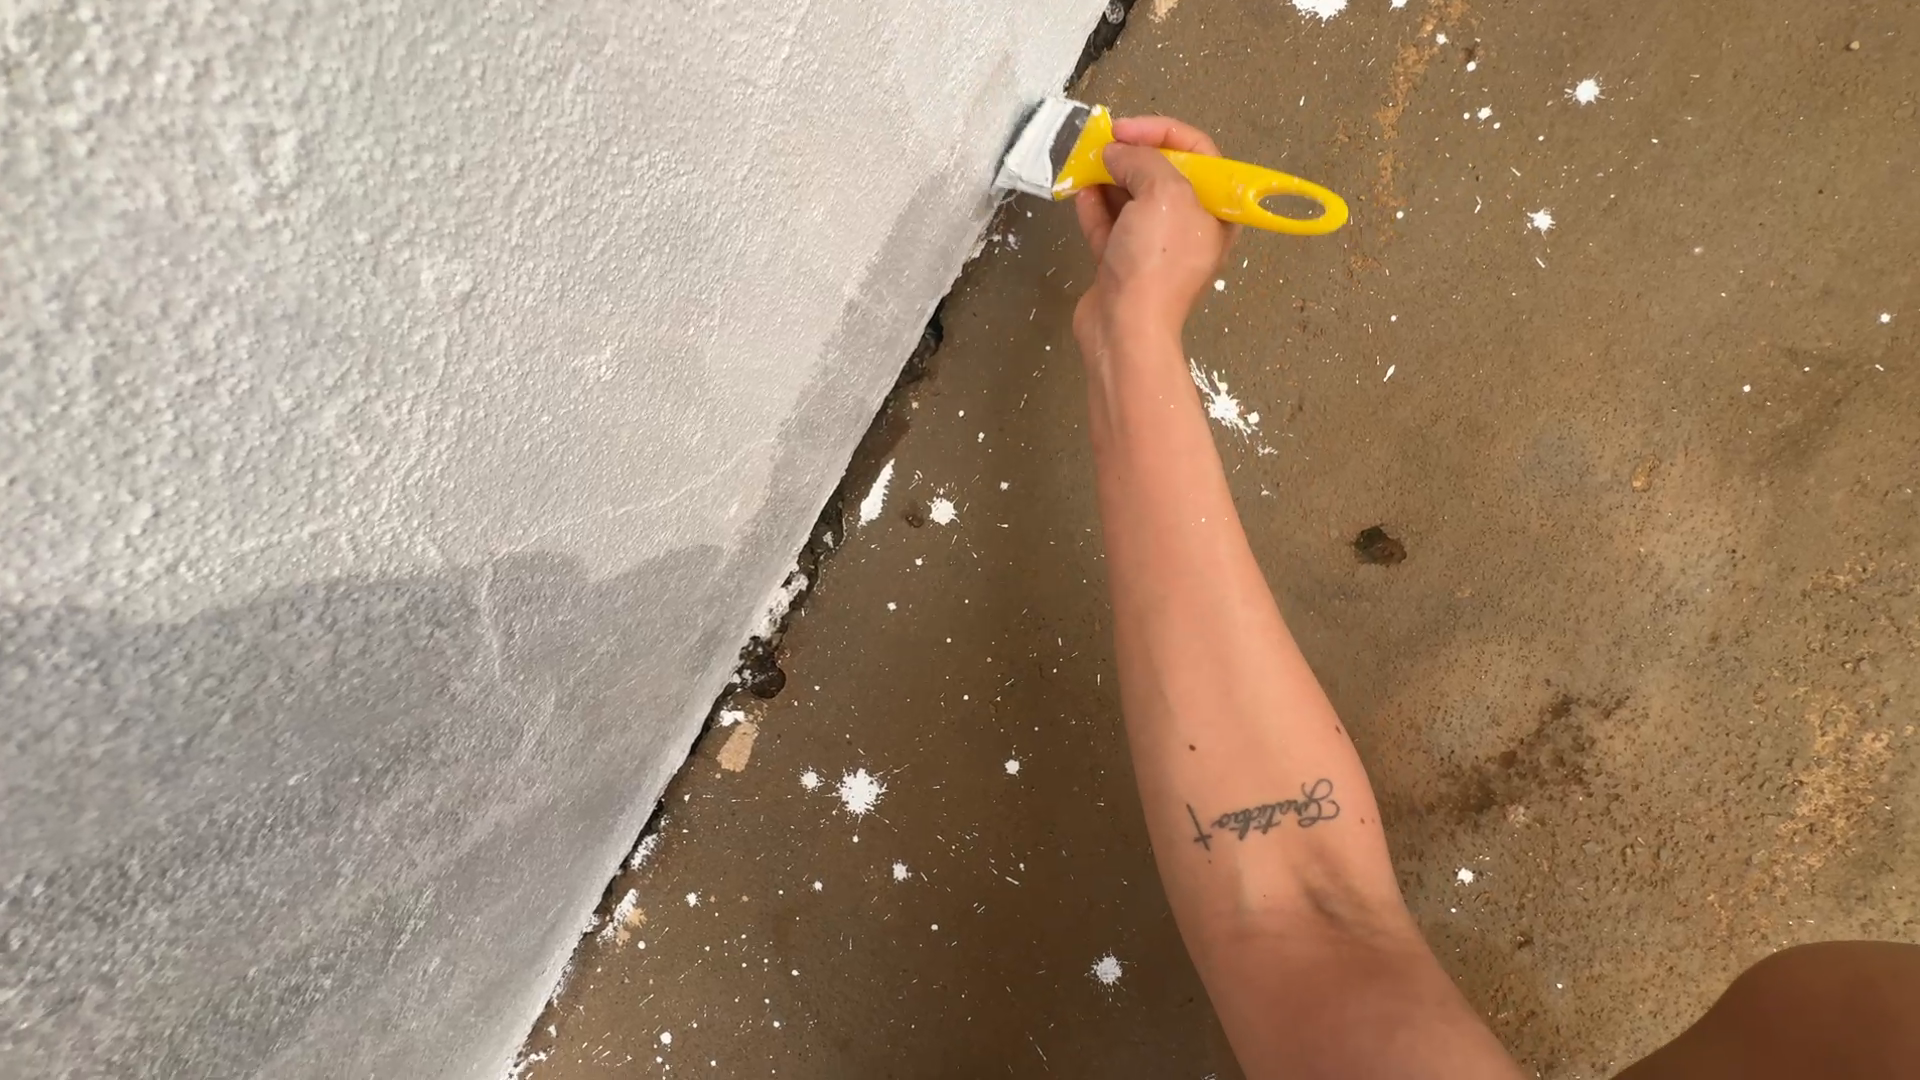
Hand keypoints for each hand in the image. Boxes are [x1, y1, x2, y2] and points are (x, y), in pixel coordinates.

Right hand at [1072, 116, 1238, 353]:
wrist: (1126, 329)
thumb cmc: (1156, 261)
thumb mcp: (1162, 194)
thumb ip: (1142, 161)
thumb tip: (1116, 152)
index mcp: (1215, 210)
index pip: (1197, 153)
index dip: (1162, 132)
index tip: (1125, 128)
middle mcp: (1188, 227)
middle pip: (1161, 175)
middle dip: (1131, 156)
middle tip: (1102, 144)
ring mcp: (1153, 249)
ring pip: (1131, 201)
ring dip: (1108, 179)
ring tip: (1085, 163)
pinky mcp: (1122, 266)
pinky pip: (1110, 227)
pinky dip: (1095, 208)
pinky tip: (1079, 190)